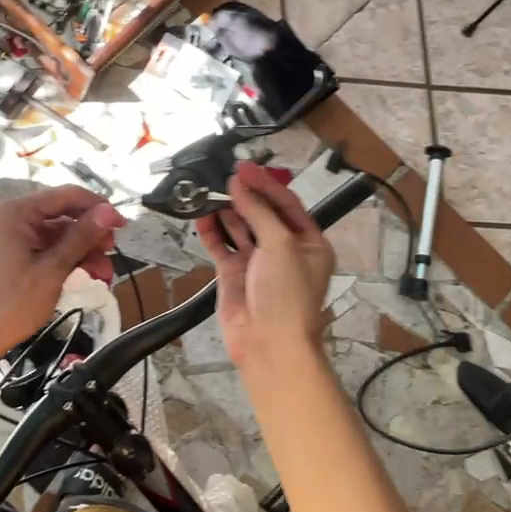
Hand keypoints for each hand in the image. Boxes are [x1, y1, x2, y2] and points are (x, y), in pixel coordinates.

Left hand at [0, 186, 125, 367]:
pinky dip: (67, 258)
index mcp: (16, 212)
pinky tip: (87, 274)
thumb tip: (109, 211)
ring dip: (83, 250)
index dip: (98, 207)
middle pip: (63, 213)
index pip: (66, 195)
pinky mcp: (14, 251)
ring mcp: (12, 234)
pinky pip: (48, 246)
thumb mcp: (52, 270)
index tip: (122, 224)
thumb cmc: (12, 304)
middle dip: (90, 234)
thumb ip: (81, 237)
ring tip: (104, 273)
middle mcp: (12, 216)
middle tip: (111, 253)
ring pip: (59, 232)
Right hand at [194, 162, 334, 366]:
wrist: (268, 343)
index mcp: (309, 242)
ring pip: (239, 227)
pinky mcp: (233, 273)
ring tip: (208, 190)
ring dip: (226, 211)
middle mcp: (284, 249)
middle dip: (244, 195)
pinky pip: (221, 246)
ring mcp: (257, 261)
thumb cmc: (286, 294)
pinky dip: (211, 232)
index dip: (265, 184)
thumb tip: (237, 183)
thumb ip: (257, 211)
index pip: (286, 204)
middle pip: (261, 213)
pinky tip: (201, 216)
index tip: (243, 167)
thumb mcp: (280, 245)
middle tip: (222, 175)